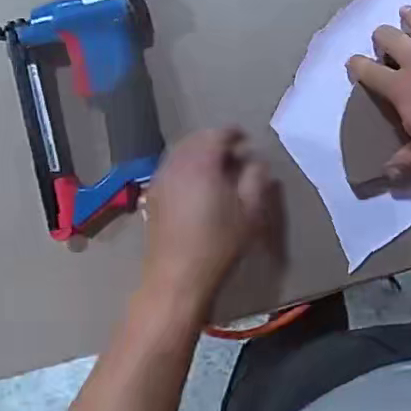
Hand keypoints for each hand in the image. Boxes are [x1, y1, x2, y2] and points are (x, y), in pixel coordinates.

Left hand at [139, 127, 279, 314]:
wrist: (177, 277)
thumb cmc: (219, 244)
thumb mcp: (250, 212)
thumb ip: (257, 178)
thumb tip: (256, 161)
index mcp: (202, 163)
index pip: (218, 134)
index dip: (235, 134)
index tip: (247, 142)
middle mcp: (177, 164)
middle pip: (196, 139)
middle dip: (215, 141)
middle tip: (234, 154)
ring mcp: (161, 179)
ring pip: (181, 153)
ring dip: (199, 153)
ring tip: (217, 168)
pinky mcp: (153, 195)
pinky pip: (171, 168)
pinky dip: (186, 167)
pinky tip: (197, 184)